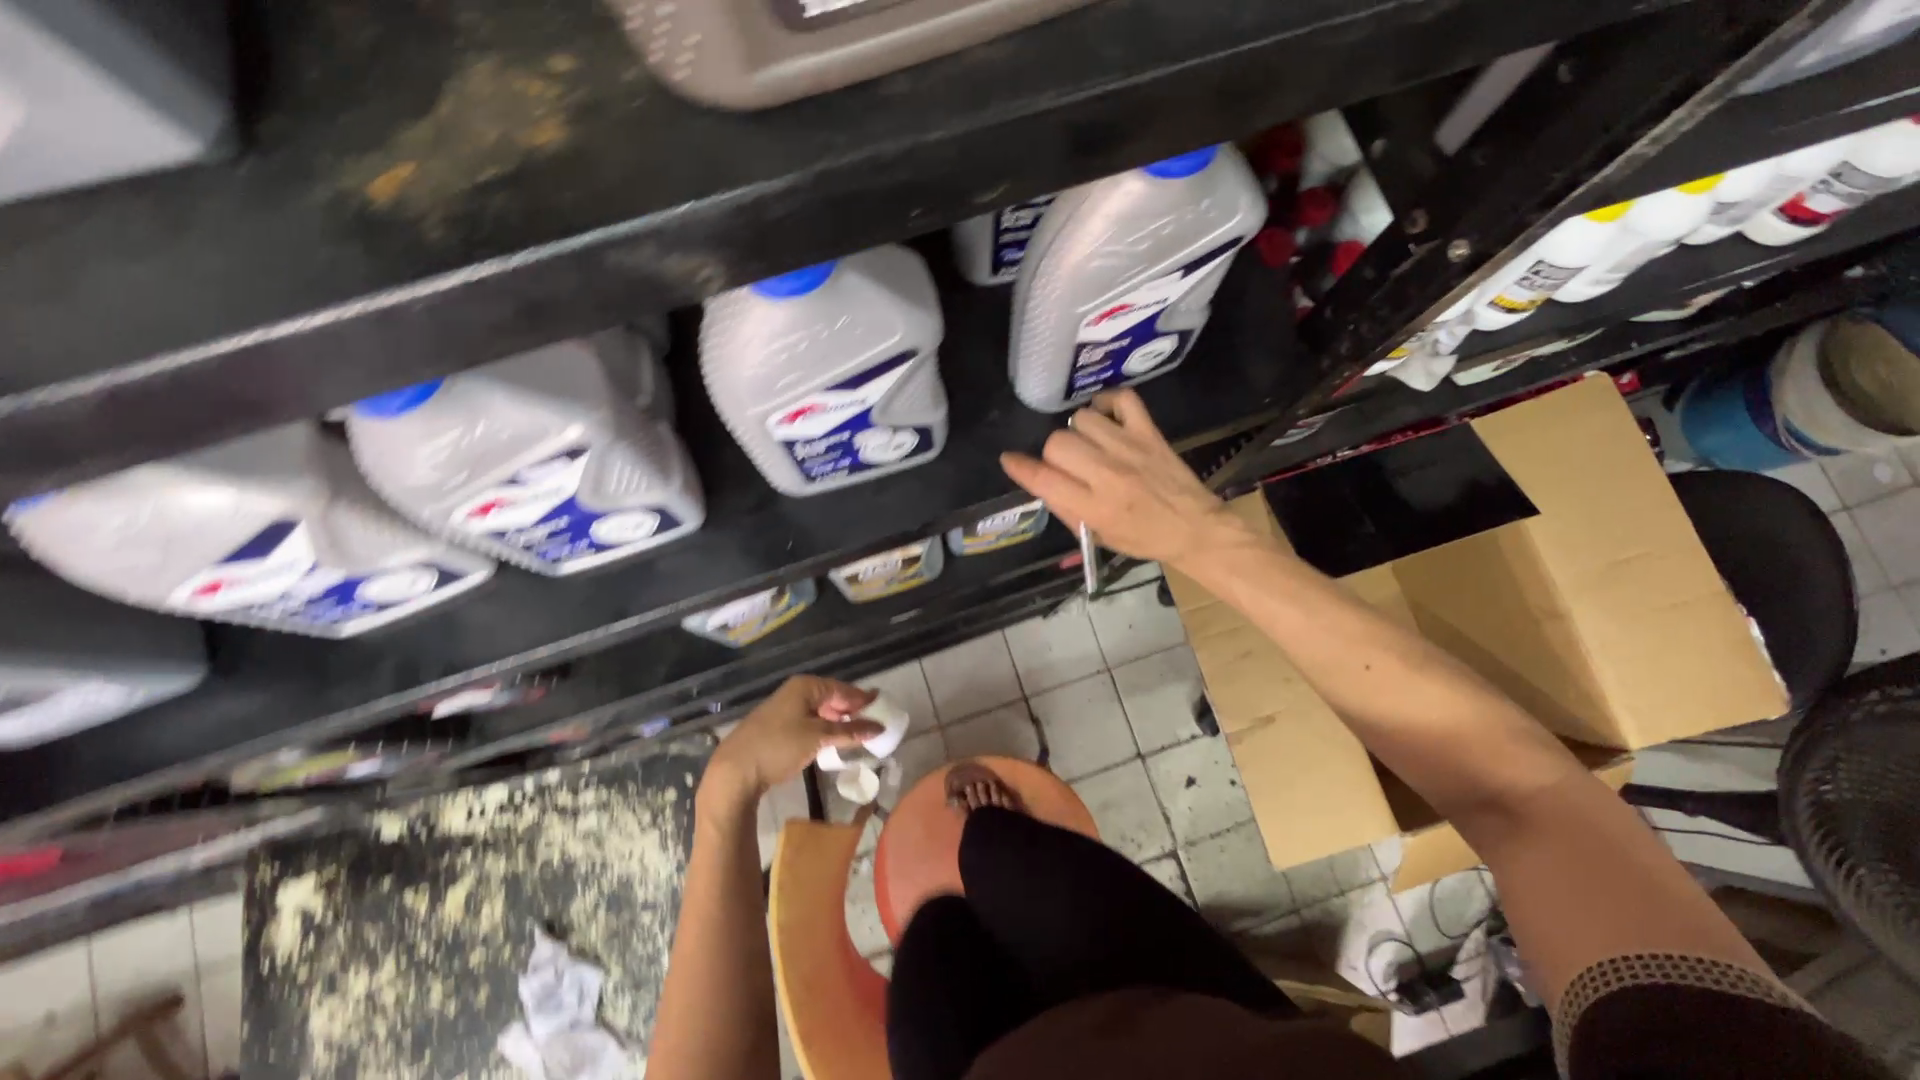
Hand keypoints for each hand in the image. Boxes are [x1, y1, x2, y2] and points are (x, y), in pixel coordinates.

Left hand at [705, 676, 881, 804]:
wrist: (735, 771)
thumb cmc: (779, 746)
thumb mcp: (818, 738)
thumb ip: (850, 731)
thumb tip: (879, 727)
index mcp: (805, 686)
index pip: (842, 688)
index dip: (863, 698)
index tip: (883, 707)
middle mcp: (795, 692)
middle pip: (830, 698)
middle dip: (851, 710)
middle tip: (873, 723)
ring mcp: (784, 709)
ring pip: (819, 711)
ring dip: (837, 722)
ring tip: (857, 734)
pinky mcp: (777, 727)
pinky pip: (808, 722)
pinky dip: (823, 729)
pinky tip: (832, 741)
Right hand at [999, 389, 1252, 568]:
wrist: (1194, 528)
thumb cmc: (1142, 539)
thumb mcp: (1097, 536)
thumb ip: (1066, 509)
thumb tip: (1039, 482)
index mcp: (1094, 507)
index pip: (1043, 478)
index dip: (1019, 467)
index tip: (1010, 459)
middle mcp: (1108, 474)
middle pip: (1058, 443)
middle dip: (1053, 453)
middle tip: (1066, 465)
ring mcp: (1130, 448)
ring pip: (1082, 420)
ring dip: (1078, 432)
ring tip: (1088, 445)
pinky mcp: (1149, 432)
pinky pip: (1120, 399)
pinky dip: (1106, 403)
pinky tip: (1103, 417)